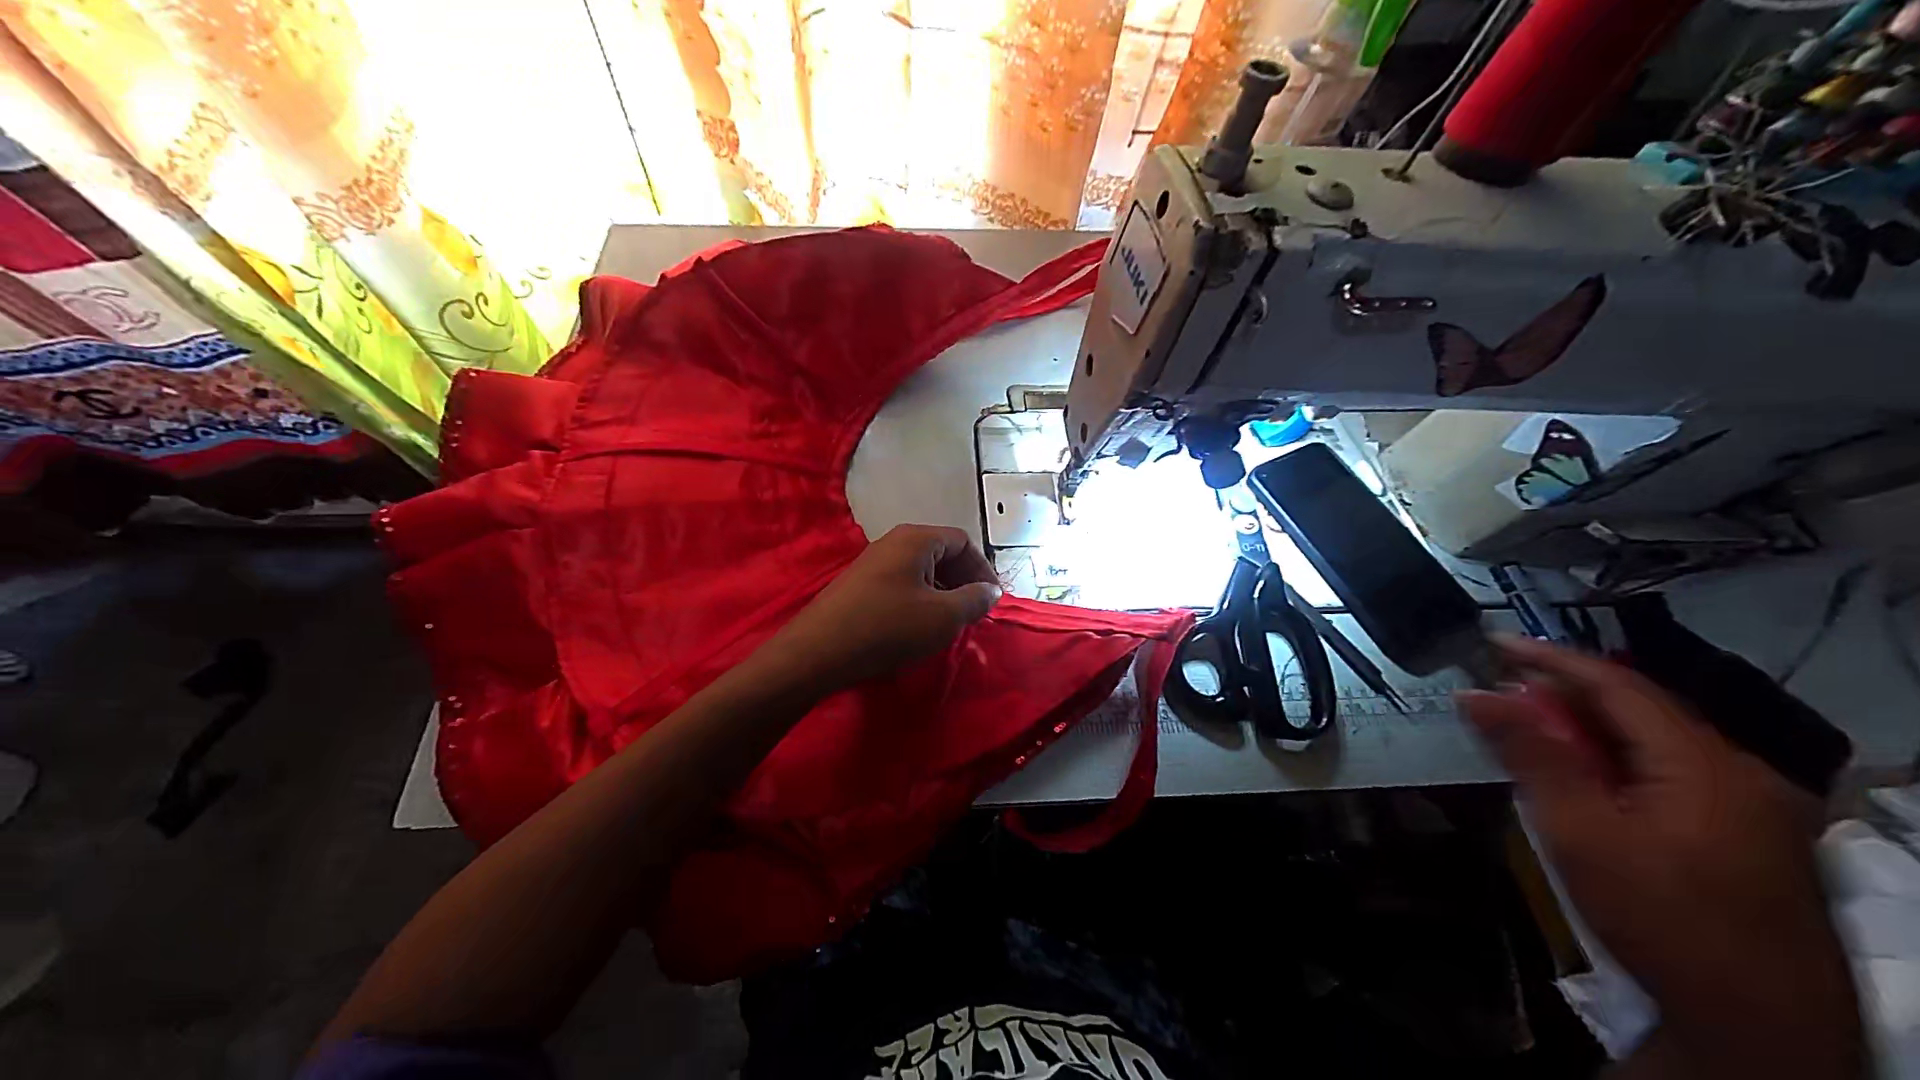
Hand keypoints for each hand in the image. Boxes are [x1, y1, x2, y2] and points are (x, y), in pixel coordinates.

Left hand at [759, 524, 1002, 695]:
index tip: (991, 601)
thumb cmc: (888, 628)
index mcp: (916, 539)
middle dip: (963, 583)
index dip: (983, 570)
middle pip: (942, 553)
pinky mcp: (859, 586)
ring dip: (942, 595)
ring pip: (921, 571)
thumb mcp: (943, 617)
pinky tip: (918, 628)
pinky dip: (919, 602)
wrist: (818, 652)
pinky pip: (902, 585)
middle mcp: (893, 542)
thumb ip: (975, 600)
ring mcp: (873, 563)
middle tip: (973, 614)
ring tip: (949, 625)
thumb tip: (991, 590)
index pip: (963, 542)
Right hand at [1458, 636, 1859, 1076]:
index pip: (1617, 684)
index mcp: (1705, 763)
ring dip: (1591, 727)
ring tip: (1532, 730)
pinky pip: (1674, 770)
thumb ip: (1531, 755)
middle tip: (1502, 693)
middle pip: (1641, 708)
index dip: (1551, 658)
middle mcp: (1742, 771)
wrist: (1758, 1024)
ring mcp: (1755, 804)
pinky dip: (1620, 758)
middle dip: (1566, 693)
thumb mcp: (1578, 832)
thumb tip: (1477, 694)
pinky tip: (1588, 775)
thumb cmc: (1658, 916)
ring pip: (1657, 740)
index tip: (1493, 643)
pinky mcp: (1752, 833)